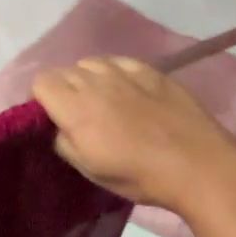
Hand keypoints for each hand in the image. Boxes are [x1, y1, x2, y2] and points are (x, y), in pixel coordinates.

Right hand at [32, 56, 235, 209]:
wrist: (194, 164)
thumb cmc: (136, 174)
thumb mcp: (89, 169)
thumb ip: (64, 141)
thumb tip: (59, 126)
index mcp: (75, 108)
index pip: (41, 81)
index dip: (41, 98)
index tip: (51, 117)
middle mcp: (96, 81)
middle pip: (64, 70)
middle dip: (62, 89)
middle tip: (76, 115)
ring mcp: (126, 71)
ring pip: (91, 62)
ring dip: (87, 78)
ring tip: (100, 100)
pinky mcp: (151, 70)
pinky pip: (119, 61)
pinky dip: (113, 72)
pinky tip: (124, 90)